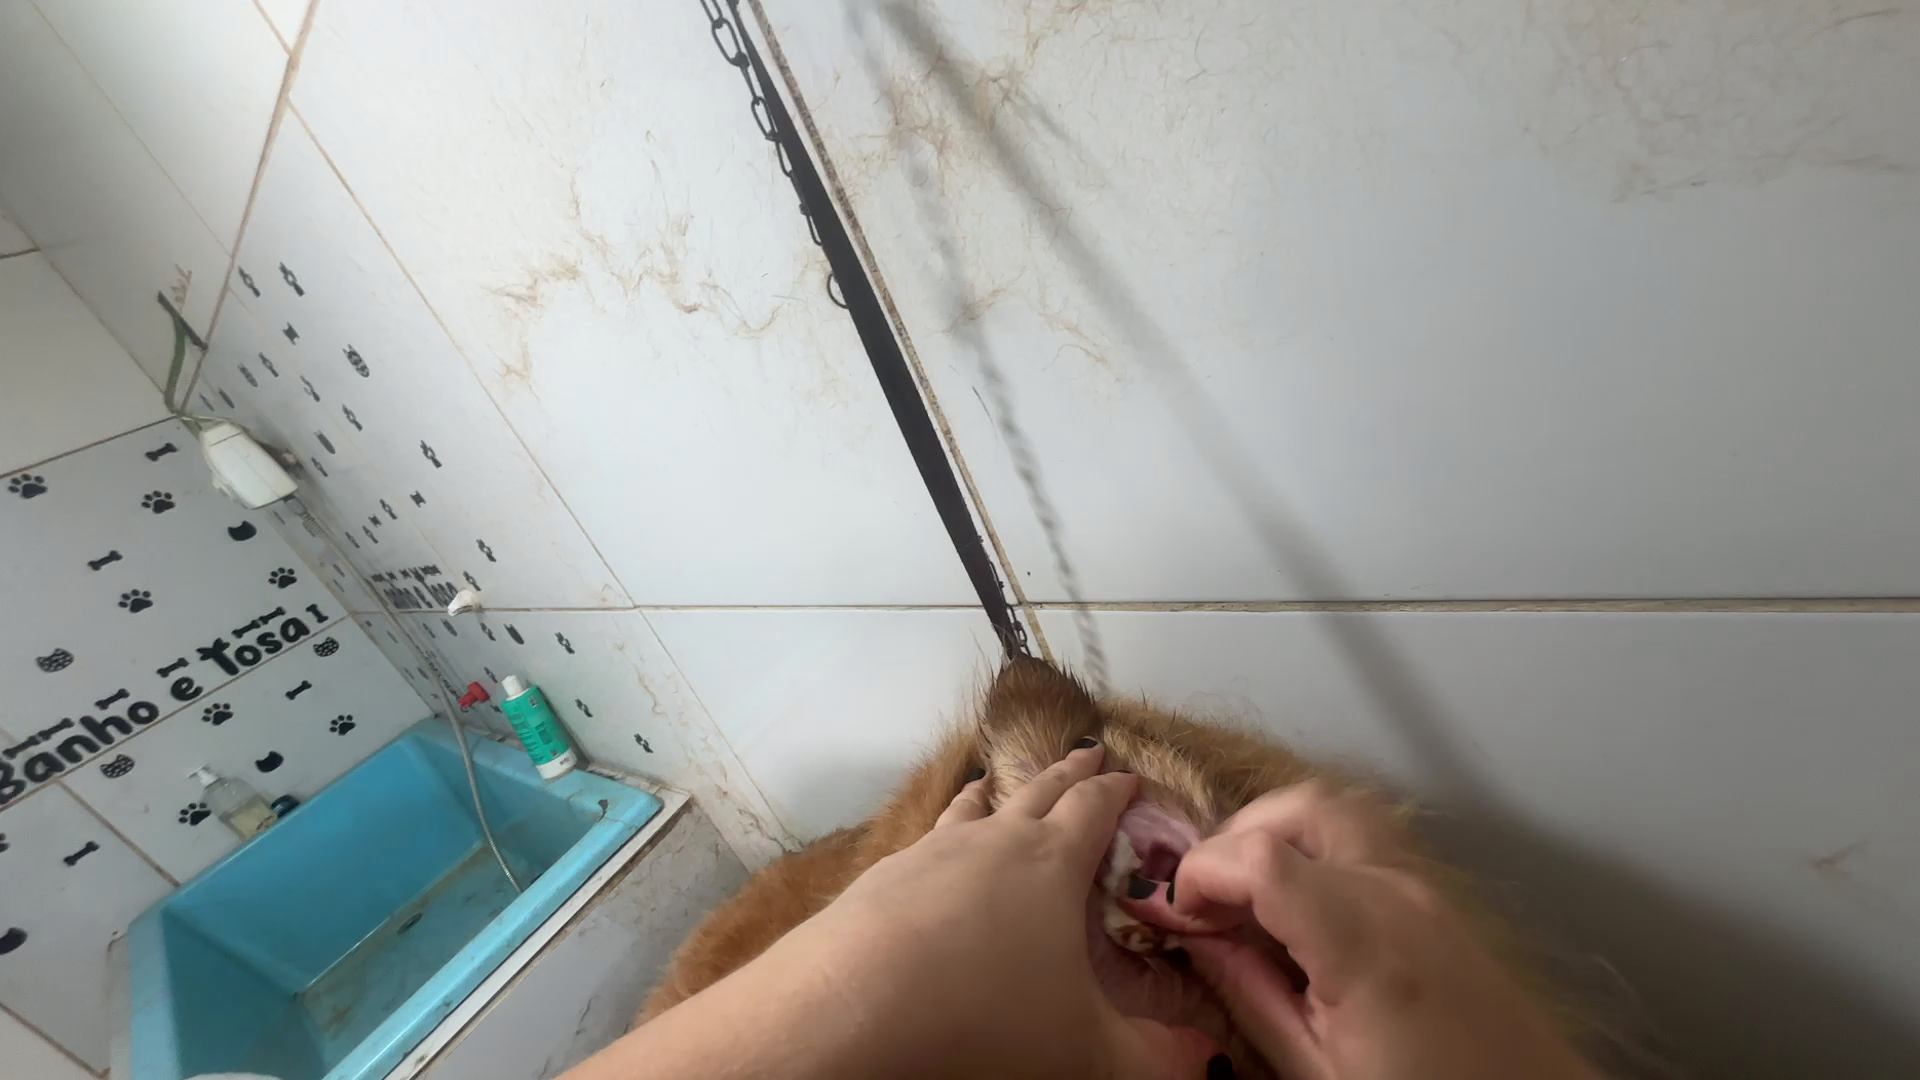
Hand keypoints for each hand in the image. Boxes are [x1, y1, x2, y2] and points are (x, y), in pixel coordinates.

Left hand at [784, 742, 1219, 1077]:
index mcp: (1050, 862)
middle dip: (1070, 771)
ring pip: (978, 804)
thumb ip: (1157, 1055)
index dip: (1115, 790)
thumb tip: (1212, 1059)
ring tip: (998, 778)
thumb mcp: (1089, 1051)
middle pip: (1041, 790)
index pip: (1093, 809)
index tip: (1128, 774)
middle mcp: (994, 839)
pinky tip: (939, 842)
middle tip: (1088, 750)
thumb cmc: (988, 1017)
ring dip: (998, 789)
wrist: (859, 1003)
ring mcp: (936, 848)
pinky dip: (947, 826)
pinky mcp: (890, 870)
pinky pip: (931, 833)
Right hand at [1127, 782, 1600, 1079]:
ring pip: (1334, 804)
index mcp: (1366, 946)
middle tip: (1215, 893)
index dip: (1203, 871)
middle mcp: (1395, 895)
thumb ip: (1249, 993)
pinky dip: (1312, 836)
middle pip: (1299, 807)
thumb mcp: (1320, 1074)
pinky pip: (1362, 832)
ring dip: (1276, 825)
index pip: (1261, 858)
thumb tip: (1196, 937)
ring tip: (1252, 879)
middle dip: (1236, 836)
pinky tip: (1300, 890)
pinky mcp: (1433, 893)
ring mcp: (1423, 887)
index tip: (1184, 914)